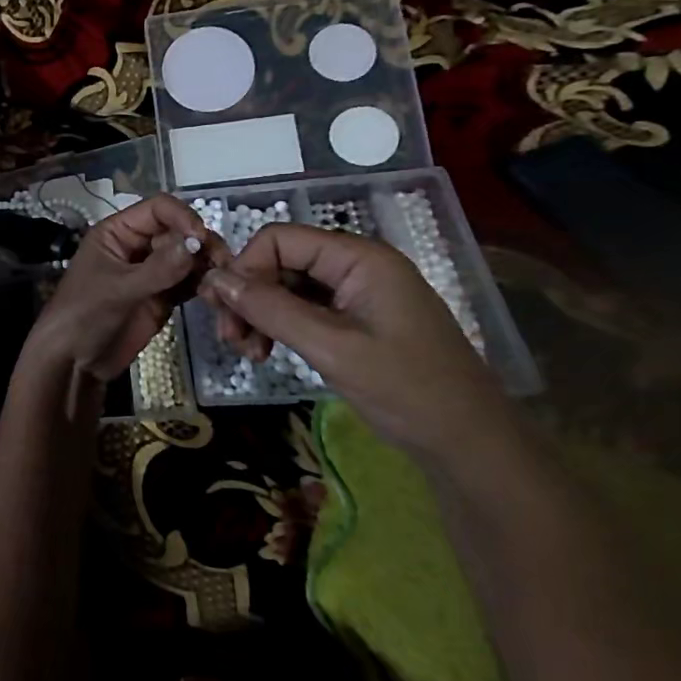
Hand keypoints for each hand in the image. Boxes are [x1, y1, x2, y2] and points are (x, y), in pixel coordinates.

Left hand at [24, 194, 226, 382]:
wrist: (73, 361)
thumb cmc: (83, 315)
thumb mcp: (118, 290)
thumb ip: (158, 268)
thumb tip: (196, 243)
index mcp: (116, 233)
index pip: (157, 209)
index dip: (182, 218)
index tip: (201, 239)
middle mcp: (136, 246)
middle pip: (178, 231)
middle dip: (200, 243)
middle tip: (221, 264)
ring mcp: (150, 272)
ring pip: (188, 257)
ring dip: (207, 264)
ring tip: (222, 279)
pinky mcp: (162, 297)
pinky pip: (189, 282)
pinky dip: (203, 284)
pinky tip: (214, 293)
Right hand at [195, 223, 517, 454]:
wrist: (465, 441)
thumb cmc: (405, 388)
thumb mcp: (330, 347)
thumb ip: (271, 309)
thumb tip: (214, 280)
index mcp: (360, 259)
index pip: (280, 239)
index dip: (245, 268)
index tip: (226, 311)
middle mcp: (355, 266)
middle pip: (278, 262)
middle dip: (247, 296)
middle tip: (229, 339)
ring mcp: (354, 294)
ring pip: (283, 287)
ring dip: (256, 315)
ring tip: (248, 353)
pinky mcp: (351, 320)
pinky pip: (299, 310)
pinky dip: (275, 328)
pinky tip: (264, 354)